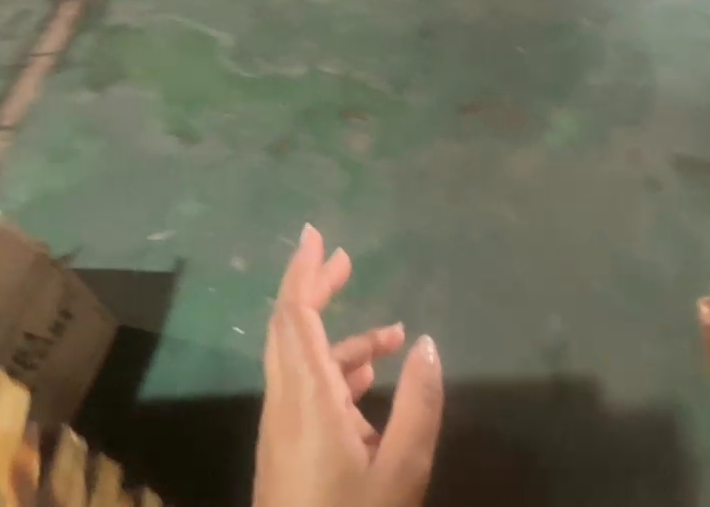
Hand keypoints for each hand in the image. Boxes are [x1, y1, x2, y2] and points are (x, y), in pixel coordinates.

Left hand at [254, 224, 443, 506]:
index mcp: (308, 400)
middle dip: (313, 286)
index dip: (304, 273)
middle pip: (288, 327)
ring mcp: (281, 427)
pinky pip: (305, 387)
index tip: (317, 237)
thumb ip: (418, 404)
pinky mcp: (286, 448)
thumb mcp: (401, 471)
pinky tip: (371, 380)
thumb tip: (429, 343)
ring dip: (337, 335)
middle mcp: (285, 404)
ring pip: (299, 358)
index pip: (295, 318)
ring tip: (392, 334)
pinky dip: (336, 368)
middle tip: (346, 258)